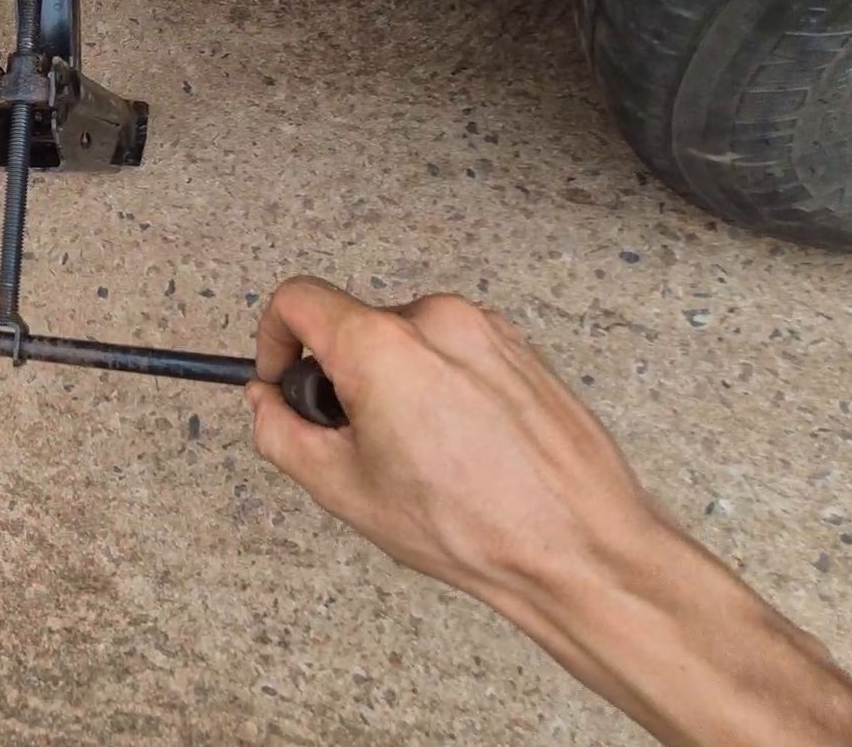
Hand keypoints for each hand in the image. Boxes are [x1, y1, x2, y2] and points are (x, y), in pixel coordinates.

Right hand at [244, 277, 851, 746]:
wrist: (584, 552)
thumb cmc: (465, 524)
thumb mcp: (338, 487)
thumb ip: (277, 430)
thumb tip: (266, 398)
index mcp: (378, 344)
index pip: (295, 299)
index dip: (273, 337)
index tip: (284, 378)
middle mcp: (431, 318)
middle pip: (349, 323)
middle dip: (336, 371)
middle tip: (357, 434)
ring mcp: (482, 327)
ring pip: (399, 336)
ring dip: (387, 375)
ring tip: (416, 443)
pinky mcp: (518, 344)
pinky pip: (447, 345)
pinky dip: (433, 377)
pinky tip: (457, 436)